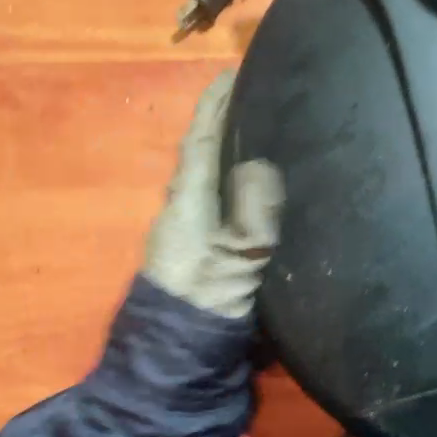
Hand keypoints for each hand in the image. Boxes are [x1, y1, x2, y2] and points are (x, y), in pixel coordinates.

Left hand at [142, 70, 283, 319]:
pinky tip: (253, 199)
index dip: (215, 107)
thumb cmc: (205, 306)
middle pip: (201, 160)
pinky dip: (232, 195)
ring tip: (258, 142)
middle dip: (222, 128)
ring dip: (226, 161)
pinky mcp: (199, 263)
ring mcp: (188, 240)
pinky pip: (217, 211)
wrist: (177, 363)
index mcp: (186, 204)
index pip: (200, 142)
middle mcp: (183, 214)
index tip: (231, 73)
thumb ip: (252, 216)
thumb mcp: (235, 262)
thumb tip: (260, 165)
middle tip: (252, 102)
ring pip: (207, 186)